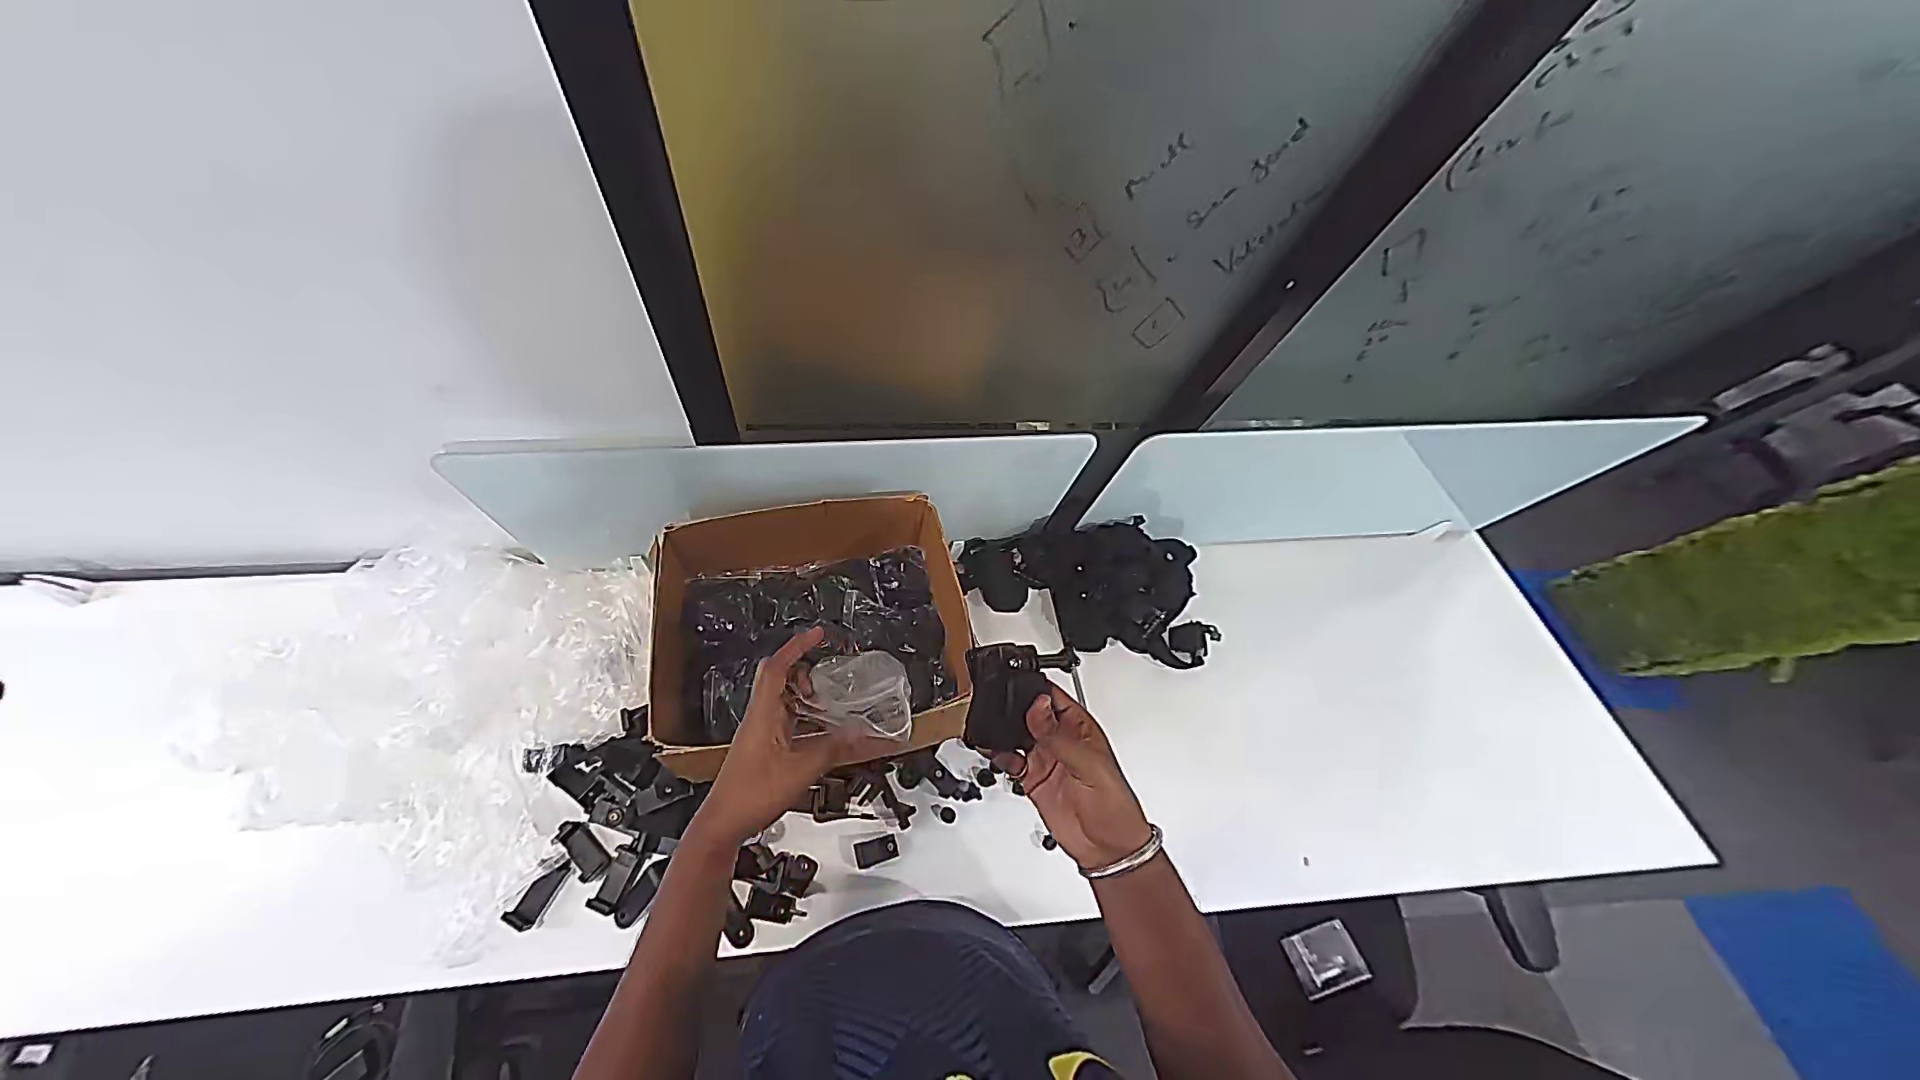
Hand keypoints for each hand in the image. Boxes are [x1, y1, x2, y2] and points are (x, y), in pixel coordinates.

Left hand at [688, 626, 892, 847]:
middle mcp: (759, 717)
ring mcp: (760, 732)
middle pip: (780, 678)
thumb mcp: (802, 770)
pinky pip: (786, 720)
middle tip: (828, 674)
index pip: (778, 667)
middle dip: (805, 670)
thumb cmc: (750, 795)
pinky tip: (820, 731)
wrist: (723, 823)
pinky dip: (804, 717)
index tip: (817, 634)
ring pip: (783, 699)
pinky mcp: (763, 746)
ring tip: (828, 702)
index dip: (798, 646)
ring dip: (805, 695)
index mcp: (763, 714)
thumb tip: (860, 733)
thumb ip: (834, 748)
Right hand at [992, 685, 1152, 870]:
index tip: (1014, 685)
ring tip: (992, 730)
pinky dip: (1000, 756)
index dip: (1034, 689)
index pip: (1052, 697)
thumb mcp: (1089, 765)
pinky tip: (997, 754)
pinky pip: (1011, 761)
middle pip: (1029, 713)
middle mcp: (1060, 740)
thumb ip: (1059, 737)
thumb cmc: (1115, 804)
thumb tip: (1038, 706)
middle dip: (1012, 709)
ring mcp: (1046, 759)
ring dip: (1003, 731)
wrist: (1108, 848)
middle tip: (997, 710)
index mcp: (1078, 728)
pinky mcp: (1033, 779)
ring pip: (1016, 735)